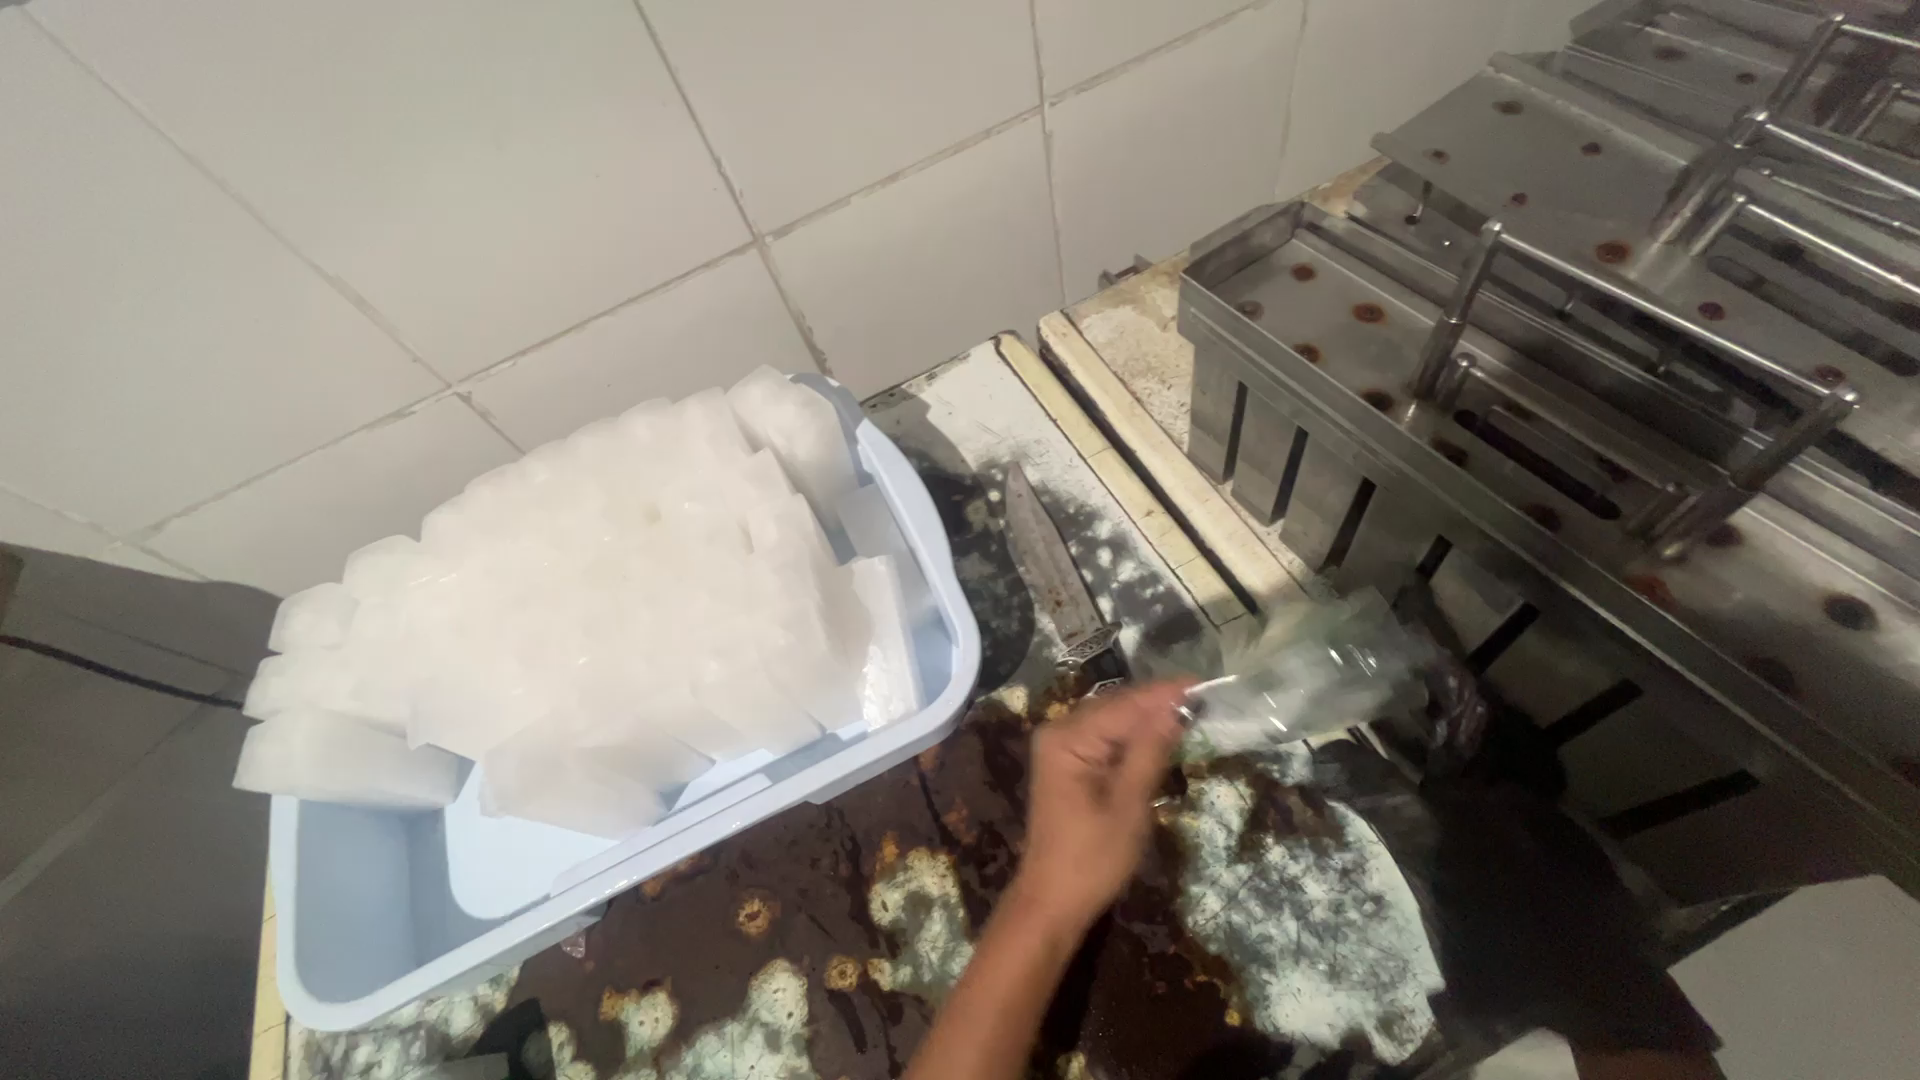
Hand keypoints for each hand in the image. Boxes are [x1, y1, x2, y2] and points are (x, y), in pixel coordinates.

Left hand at [1008, 680, 1191, 931]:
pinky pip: (1105, 739)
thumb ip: (1149, 752)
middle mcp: (1059, 732)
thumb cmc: (1091, 858)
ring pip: (1112, 721)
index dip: (1164, 694)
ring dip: (1147, 717)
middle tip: (1203, 696)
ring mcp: (1060, 748)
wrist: (1052, 900)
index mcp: (1067, 738)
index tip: (1203, 683)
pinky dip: (1132, 737)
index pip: (1123, 705)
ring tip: (1190, 709)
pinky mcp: (1067, 765)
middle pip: (1115, 707)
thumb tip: (1175, 709)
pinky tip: (1160, 735)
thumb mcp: (1128, 805)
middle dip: (1157, 702)